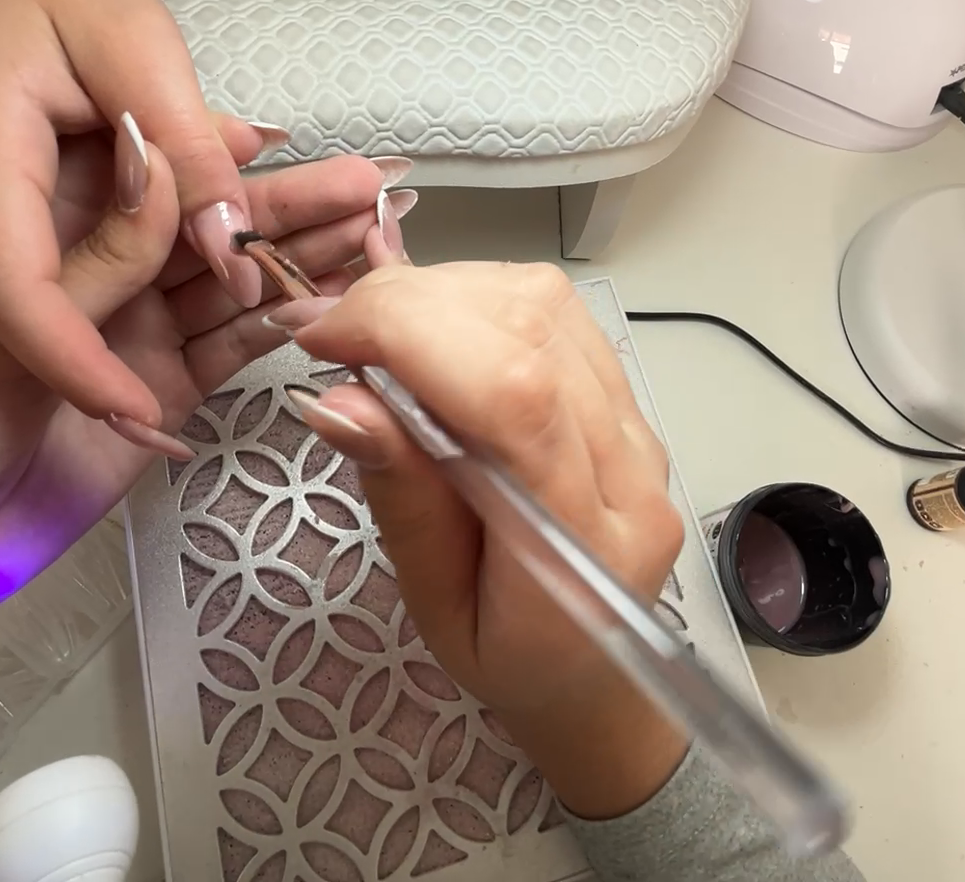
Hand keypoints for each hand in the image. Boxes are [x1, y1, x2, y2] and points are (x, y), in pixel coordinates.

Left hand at [0, 125, 394, 680]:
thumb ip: (78, 270)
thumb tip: (163, 179)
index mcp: (28, 229)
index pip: (143, 188)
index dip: (219, 179)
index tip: (277, 154)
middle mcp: (93, 265)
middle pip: (205, 228)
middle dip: (291, 208)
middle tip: (375, 184)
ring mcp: (137, 327)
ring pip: (233, 283)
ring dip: (304, 258)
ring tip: (379, 223)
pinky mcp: (164, 382)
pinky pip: (233, 345)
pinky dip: (285, 324)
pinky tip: (343, 294)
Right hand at [276, 263, 689, 818]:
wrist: (594, 671)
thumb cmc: (508, 658)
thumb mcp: (433, 603)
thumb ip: (401, 495)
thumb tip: (339, 399)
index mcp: (583, 546)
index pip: (512, 395)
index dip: (410, 335)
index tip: (324, 337)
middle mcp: (631, 471)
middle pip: (530, 329)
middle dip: (412, 303)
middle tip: (339, 328)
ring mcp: (640, 429)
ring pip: (547, 305)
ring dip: (445, 293)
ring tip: (384, 331)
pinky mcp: (629, 403)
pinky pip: (559, 316)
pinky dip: (481, 300)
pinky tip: (440, 331)